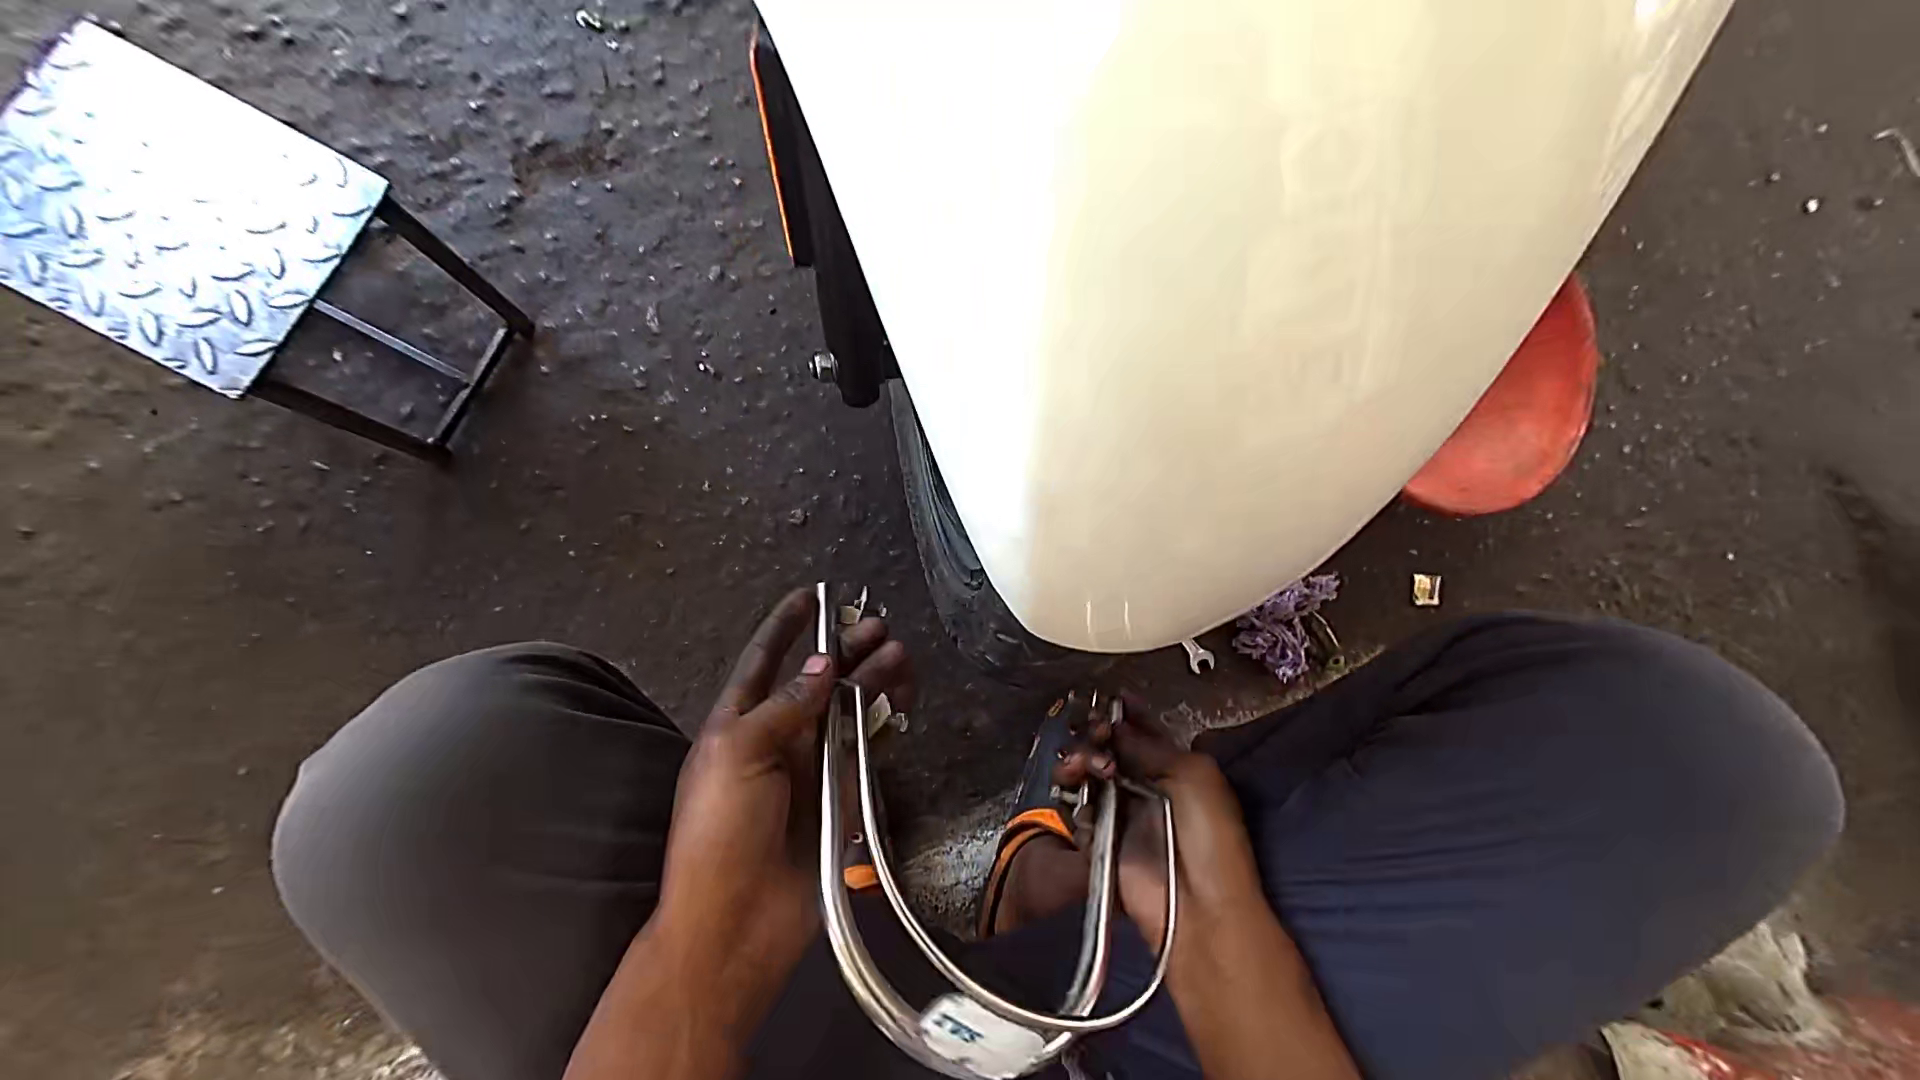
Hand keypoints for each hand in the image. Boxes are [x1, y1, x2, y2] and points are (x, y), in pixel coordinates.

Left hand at [653, 587, 913, 991]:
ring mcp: (813, 762)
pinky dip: (886, 717)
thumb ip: (786, 706)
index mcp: (739, 722)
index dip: (785, 626)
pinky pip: (868, 743)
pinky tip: (902, 698)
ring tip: (899, 654)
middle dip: (845, 648)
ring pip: (849, 706)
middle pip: (817, 679)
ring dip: (873, 677)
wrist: (738, 921)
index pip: (764, 660)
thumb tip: (824, 664)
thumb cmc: (720, 830)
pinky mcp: (842, 788)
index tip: (809, 595)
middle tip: (877, 625)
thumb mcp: (738, 754)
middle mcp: (778, 735)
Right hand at [1054, 699, 1265, 944]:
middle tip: (1097, 731)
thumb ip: (1150, 745)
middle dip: (1096, 733)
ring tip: (1088, 765)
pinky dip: (1073, 796)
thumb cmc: (1209, 833)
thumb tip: (1117, 723)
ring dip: (1080, 759)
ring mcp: (1118, 811)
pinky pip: (1075, 808)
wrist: (1200, 904)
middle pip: (1106, 748)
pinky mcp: (1097, 837)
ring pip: (1084, 773)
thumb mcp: (1194, 774)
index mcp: (1172, 767)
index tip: (1111, 699)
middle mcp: (1142, 784)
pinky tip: (1080, 790)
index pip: (1142, 732)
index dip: (1126, 714)